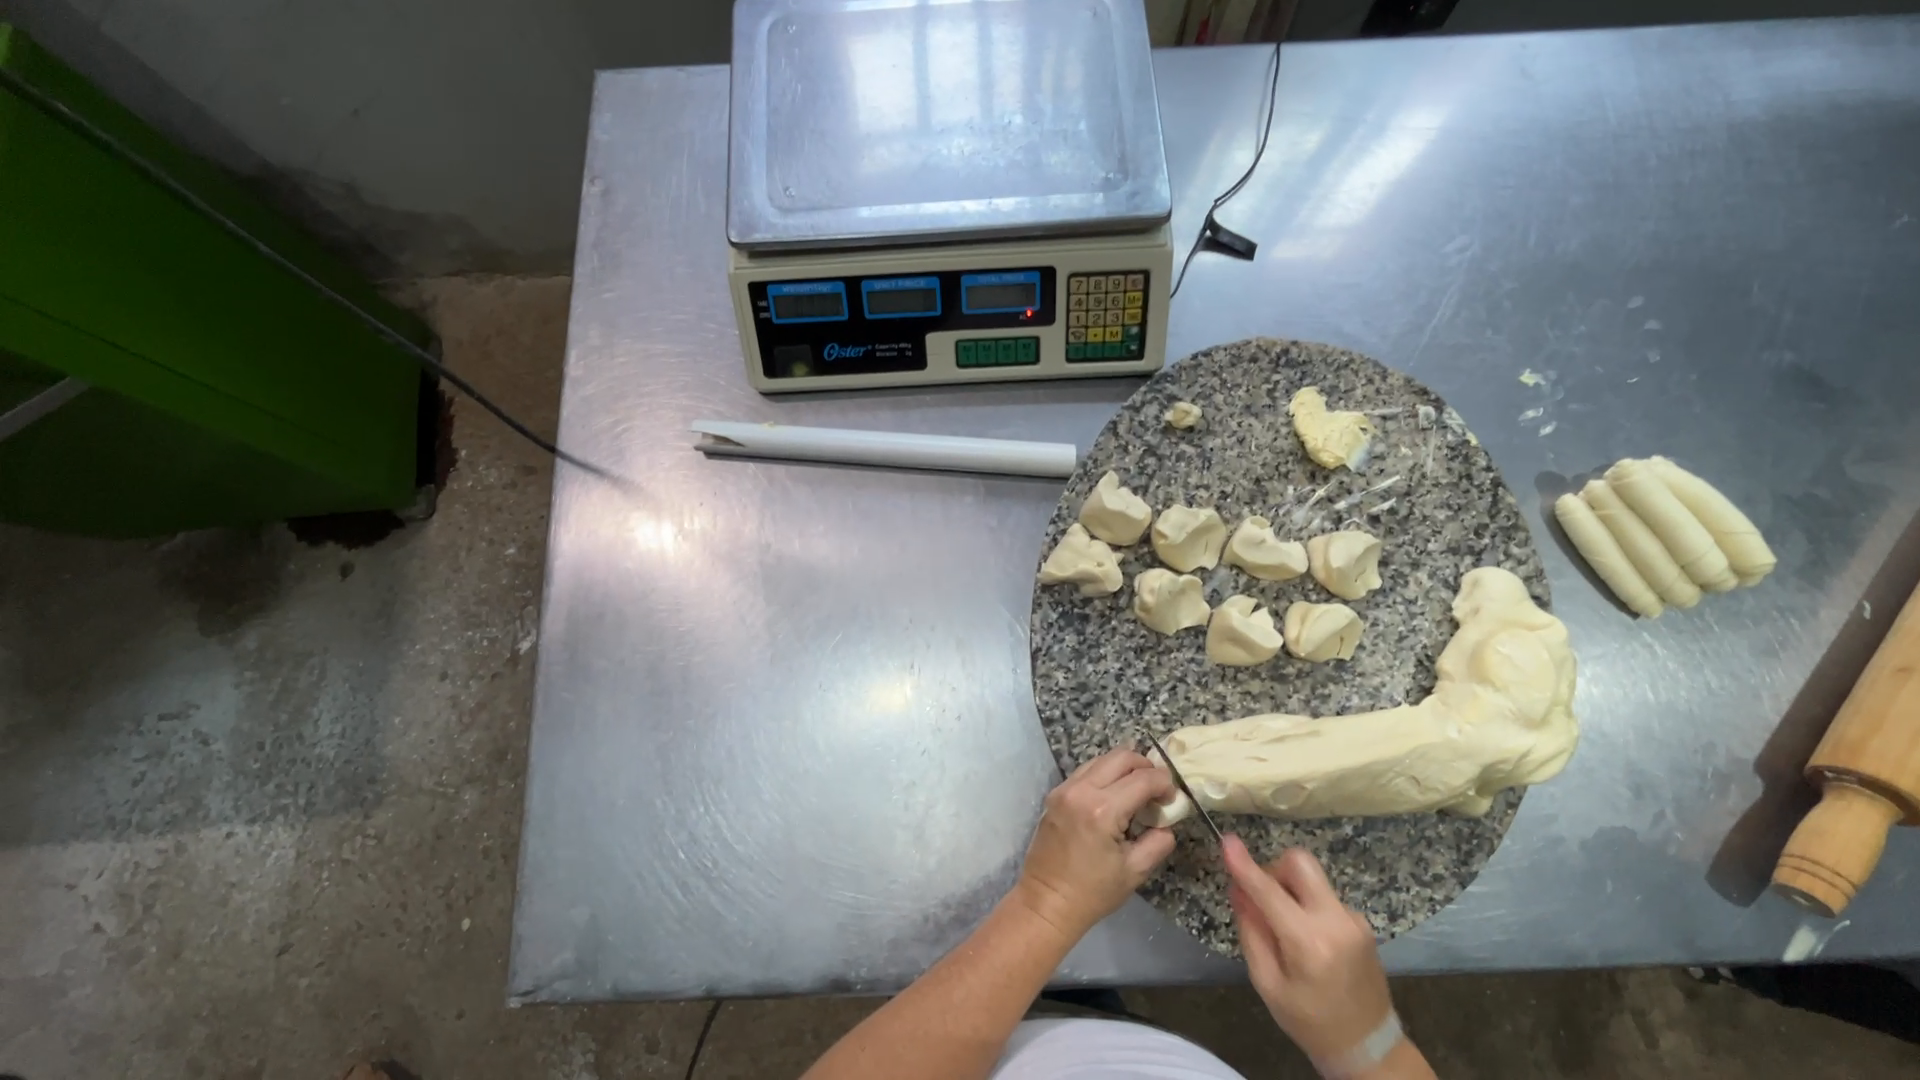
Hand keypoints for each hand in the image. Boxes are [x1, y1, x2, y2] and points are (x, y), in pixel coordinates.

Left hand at [1012, 749, 1176, 938]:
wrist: (1047, 902)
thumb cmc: (1093, 892)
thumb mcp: (1136, 871)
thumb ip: (1158, 840)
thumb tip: (1166, 820)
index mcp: (1102, 810)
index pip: (1143, 779)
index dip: (1164, 783)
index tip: (1173, 798)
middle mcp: (1081, 791)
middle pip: (1121, 757)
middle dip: (1145, 766)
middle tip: (1158, 788)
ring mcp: (1064, 789)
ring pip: (1101, 759)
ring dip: (1124, 768)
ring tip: (1137, 791)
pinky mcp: (1055, 795)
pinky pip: (1085, 771)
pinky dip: (1104, 774)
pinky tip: (1114, 795)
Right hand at [1223, 834, 1393, 1063]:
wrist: (1369, 1046)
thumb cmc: (1309, 1022)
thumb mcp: (1268, 984)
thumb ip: (1251, 932)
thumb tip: (1238, 889)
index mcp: (1309, 942)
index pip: (1269, 890)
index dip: (1244, 864)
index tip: (1227, 840)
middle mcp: (1336, 921)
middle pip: (1300, 863)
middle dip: (1274, 869)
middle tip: (1263, 899)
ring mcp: (1353, 919)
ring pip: (1311, 878)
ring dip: (1290, 889)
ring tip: (1284, 929)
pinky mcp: (1360, 922)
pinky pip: (1323, 895)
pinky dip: (1306, 904)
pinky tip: (1306, 938)